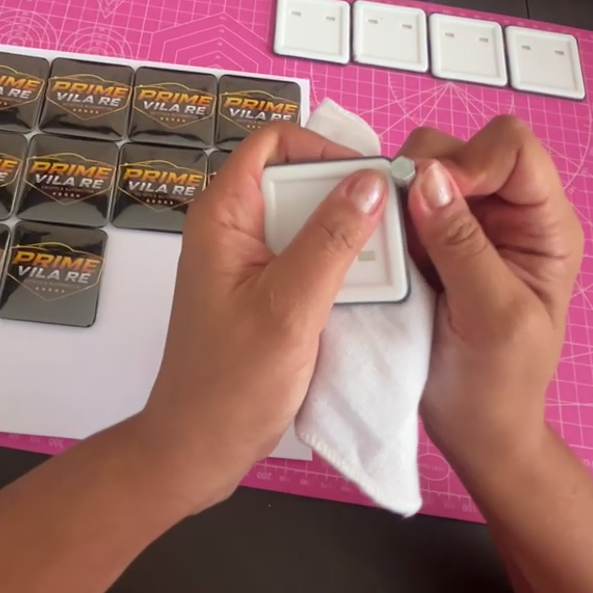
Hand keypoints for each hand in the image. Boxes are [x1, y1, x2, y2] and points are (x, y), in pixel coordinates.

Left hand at [132, 125, 387, 511]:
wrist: (198, 449)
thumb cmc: (232, 380)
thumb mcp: (289, 304)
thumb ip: (331, 239)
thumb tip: (371, 179)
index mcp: (223, 212)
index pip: (272, 143)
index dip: (321, 147)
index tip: (369, 175)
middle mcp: (233, 225)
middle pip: (294, 178)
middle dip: (343, 191)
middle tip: (393, 215)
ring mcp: (247, 258)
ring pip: (304, 217)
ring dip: (346, 230)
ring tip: (390, 251)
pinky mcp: (262, 287)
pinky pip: (305, 253)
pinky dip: (337, 260)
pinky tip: (369, 281)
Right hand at [398, 116, 583, 468]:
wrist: (475, 428)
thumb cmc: (500, 381)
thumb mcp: (491, 316)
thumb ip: (462, 244)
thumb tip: (427, 177)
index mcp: (543, 223)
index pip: (513, 149)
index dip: (472, 159)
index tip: (433, 198)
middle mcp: (506, 210)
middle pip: (461, 147)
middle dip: (426, 175)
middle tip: (406, 227)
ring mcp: (465, 221)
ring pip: (423, 168)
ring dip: (401, 197)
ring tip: (396, 247)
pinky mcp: (429, 236)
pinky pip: (400, 199)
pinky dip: (386, 215)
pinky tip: (386, 251)